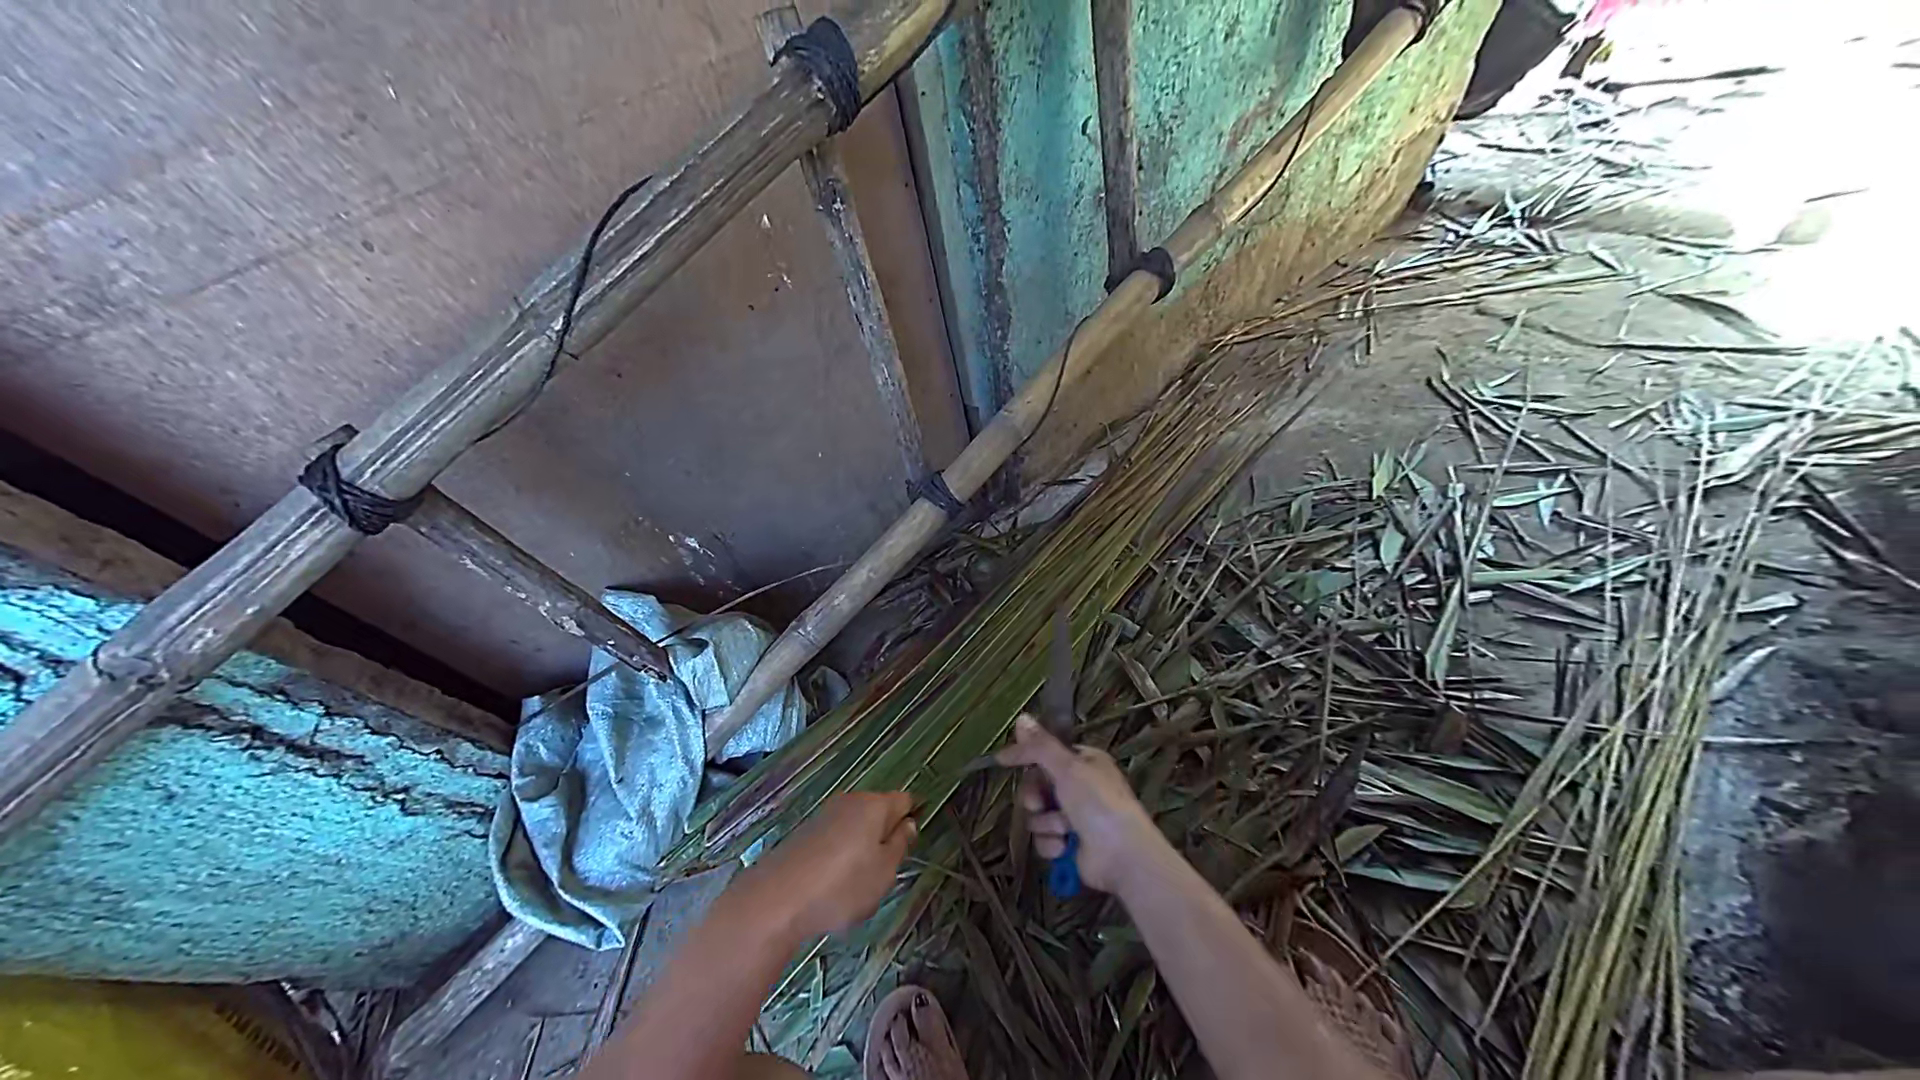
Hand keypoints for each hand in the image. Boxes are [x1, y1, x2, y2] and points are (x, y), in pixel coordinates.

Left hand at [734, 792, 916, 938]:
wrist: (776, 899)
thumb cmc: (842, 887)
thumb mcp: (885, 872)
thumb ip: (900, 844)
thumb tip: (908, 823)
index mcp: (874, 804)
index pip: (904, 800)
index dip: (911, 820)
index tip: (908, 849)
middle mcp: (850, 801)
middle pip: (878, 811)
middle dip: (884, 835)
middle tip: (883, 872)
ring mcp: (824, 815)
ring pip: (855, 826)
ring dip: (861, 846)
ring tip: (855, 883)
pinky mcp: (805, 833)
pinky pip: (834, 838)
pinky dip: (839, 855)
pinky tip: (831, 883)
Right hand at [996, 715, 1172, 894]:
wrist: (1122, 857)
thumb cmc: (1099, 804)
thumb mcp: (1068, 768)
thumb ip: (1040, 746)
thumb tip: (1020, 718)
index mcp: (1084, 762)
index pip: (1045, 754)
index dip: (1026, 758)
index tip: (1004, 760)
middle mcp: (1078, 787)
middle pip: (1036, 785)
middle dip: (1035, 797)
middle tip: (1039, 804)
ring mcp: (1074, 817)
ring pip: (1037, 815)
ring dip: (1047, 823)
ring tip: (1064, 830)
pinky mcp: (1068, 844)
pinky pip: (1044, 839)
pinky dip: (1052, 844)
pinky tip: (1065, 847)